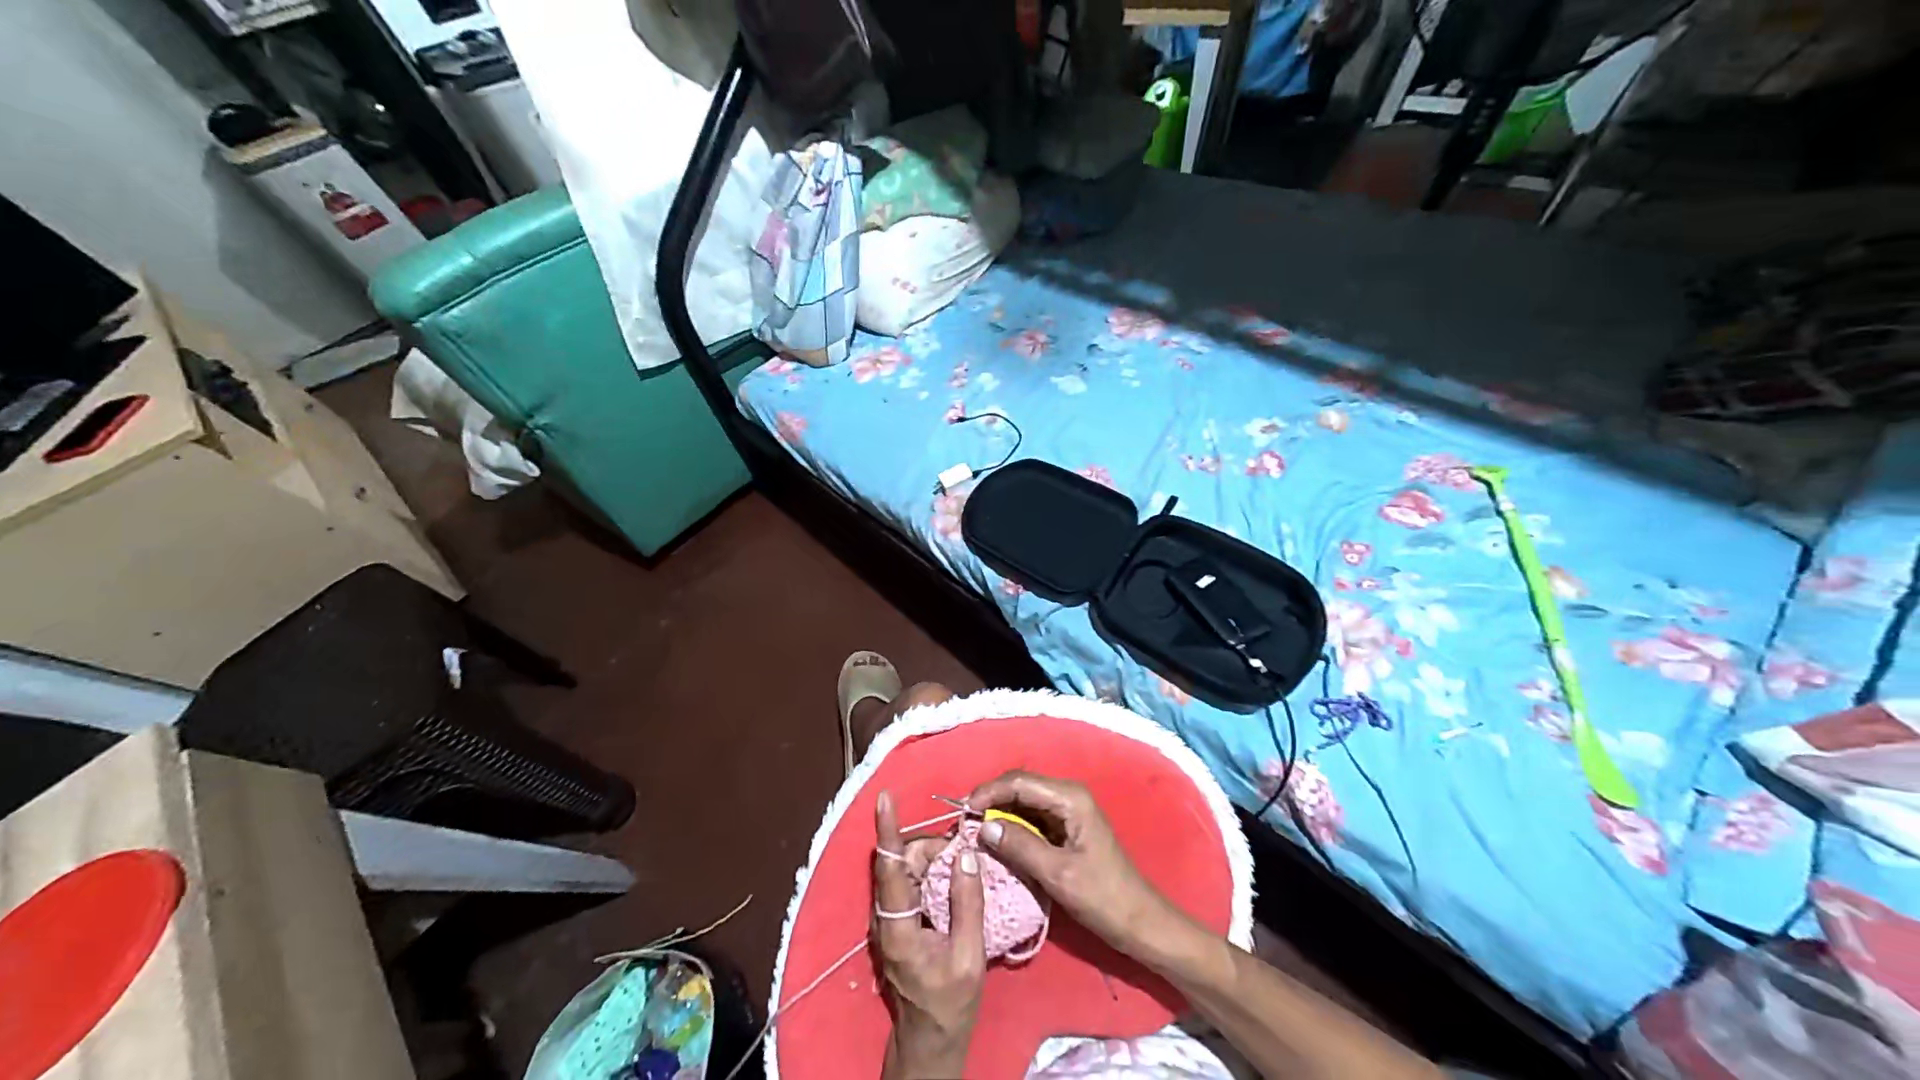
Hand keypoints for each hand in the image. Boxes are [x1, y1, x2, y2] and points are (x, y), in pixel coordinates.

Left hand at [874, 790, 983, 1078]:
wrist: (929, 1040)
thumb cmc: (950, 1003)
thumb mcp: (969, 956)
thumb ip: (967, 903)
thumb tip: (965, 855)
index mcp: (897, 926)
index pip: (890, 868)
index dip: (888, 830)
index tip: (884, 798)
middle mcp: (884, 917)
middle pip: (903, 863)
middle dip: (932, 849)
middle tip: (965, 855)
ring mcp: (887, 920)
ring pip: (906, 871)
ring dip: (933, 861)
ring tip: (962, 869)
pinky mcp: (896, 923)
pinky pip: (910, 885)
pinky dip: (930, 874)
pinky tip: (953, 881)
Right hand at [966, 771, 1182, 964]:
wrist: (1139, 922)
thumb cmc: (1102, 897)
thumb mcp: (1057, 874)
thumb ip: (1019, 846)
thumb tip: (983, 826)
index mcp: (1070, 798)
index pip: (1019, 781)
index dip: (988, 792)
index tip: (962, 812)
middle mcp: (1068, 795)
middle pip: (1020, 786)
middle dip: (990, 799)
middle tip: (963, 821)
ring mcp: (1068, 810)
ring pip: (1023, 801)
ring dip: (999, 812)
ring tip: (973, 829)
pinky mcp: (1065, 827)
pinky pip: (1031, 817)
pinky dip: (1011, 825)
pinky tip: (995, 839)